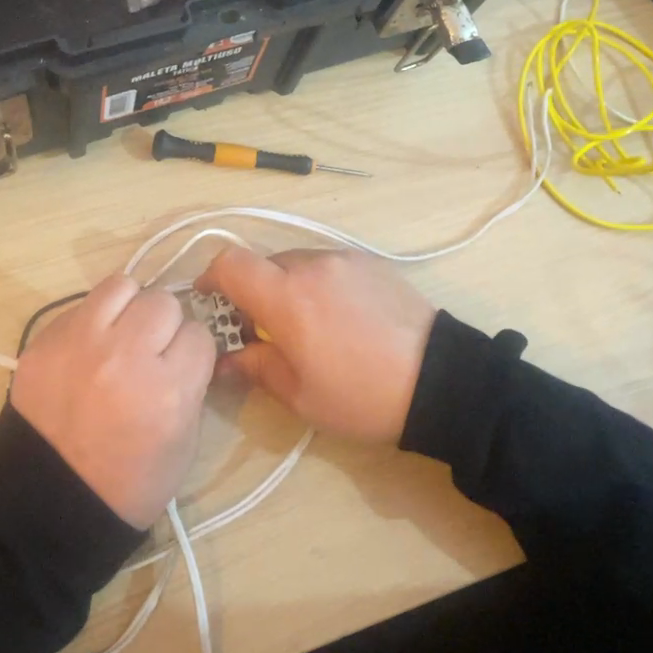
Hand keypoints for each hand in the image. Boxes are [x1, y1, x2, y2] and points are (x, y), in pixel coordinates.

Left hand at [10, 275, 217, 527]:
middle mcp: (127, 356)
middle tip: (150, 349)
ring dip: (128, 307)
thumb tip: (186, 346)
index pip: (199, 333)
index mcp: (169, 390)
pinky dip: (92, 321)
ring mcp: (82, 343)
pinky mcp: (46, 340)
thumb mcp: (183, 443)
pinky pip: (82, 305)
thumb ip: (191, 385)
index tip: (180, 364)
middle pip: (163, 302)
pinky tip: (88, 349)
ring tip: (120, 333)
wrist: (50, 498)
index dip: (192, 349)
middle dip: (163, 325)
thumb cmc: (128, 481)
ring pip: (122, 285)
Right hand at [198, 248, 435, 443]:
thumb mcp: (300, 395)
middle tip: (262, 329)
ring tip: (307, 325)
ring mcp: (342, 258)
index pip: (229, 262)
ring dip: (286, 286)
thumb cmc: (361, 395)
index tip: (210, 301)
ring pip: (294, 262)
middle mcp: (309, 264)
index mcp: (285, 296)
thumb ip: (255, 368)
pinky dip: (317, 283)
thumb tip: (223, 361)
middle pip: (262, 264)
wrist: (442, 382)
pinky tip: (338, 317)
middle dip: (252, 292)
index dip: (210, 277)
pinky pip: (326, 264)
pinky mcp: (368, 261)